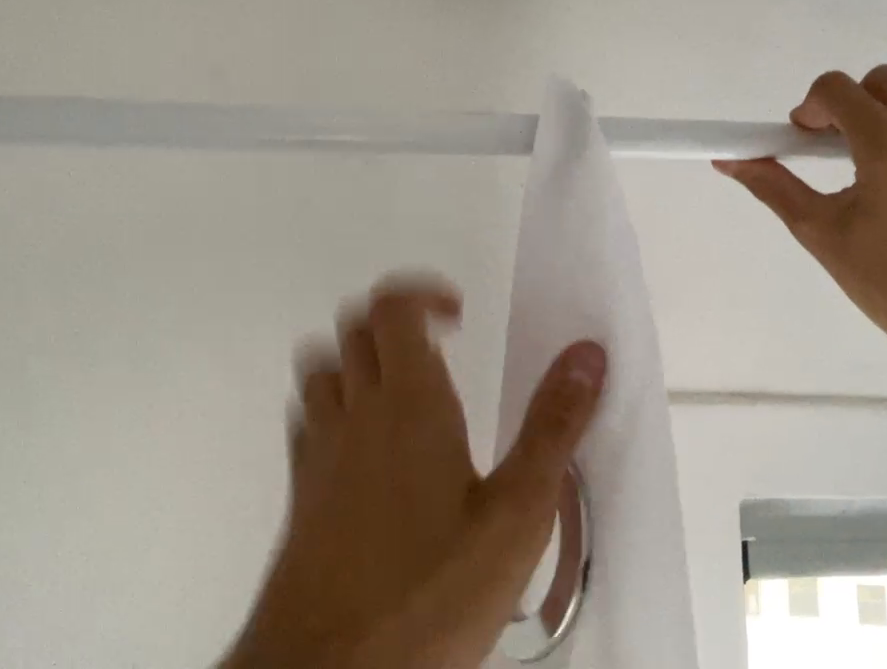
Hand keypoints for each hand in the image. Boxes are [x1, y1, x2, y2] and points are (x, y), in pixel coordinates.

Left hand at [223, 276, 607, 668]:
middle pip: (354, 327)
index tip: (459, 315)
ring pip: (324, 368)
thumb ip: (553, 428)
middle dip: (395, 321)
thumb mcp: (516, 516)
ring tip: (404, 390)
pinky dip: (335, 406)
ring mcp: (317, 450)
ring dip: (359, 359)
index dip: (422, 293)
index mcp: (407, 403)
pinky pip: (309, 418)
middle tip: (439, 347)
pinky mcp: (300, 491)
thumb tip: (587, 357)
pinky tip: (367, 449)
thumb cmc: (428, 592)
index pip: (393, 306)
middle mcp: (353, 413)